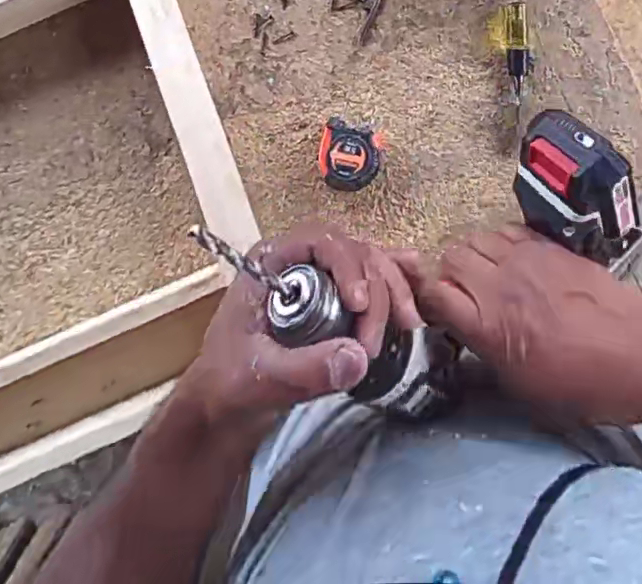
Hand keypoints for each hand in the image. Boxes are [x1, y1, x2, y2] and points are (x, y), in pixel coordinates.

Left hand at [175, 227, 421, 433]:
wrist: (225, 400)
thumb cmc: (230, 381)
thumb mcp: (262, 377)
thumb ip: (306, 369)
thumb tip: (359, 356)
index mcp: (272, 260)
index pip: (320, 241)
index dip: (348, 266)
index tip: (361, 305)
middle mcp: (299, 259)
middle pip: (352, 250)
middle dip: (377, 287)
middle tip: (376, 340)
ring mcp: (319, 275)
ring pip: (368, 261)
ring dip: (392, 288)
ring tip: (407, 325)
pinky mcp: (334, 296)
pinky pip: (370, 278)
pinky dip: (395, 282)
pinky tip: (416, 286)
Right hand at [393, 224, 641, 421]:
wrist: (639, 352)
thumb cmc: (583, 383)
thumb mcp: (523, 389)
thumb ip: (484, 358)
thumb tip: (465, 342)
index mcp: (486, 324)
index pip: (432, 292)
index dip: (428, 299)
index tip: (437, 310)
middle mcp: (496, 284)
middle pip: (450, 257)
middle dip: (449, 274)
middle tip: (463, 292)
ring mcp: (522, 258)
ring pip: (475, 238)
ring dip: (473, 255)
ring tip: (487, 273)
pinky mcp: (546, 245)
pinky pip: (506, 230)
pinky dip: (500, 242)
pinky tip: (513, 260)